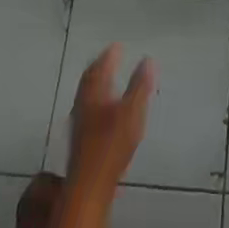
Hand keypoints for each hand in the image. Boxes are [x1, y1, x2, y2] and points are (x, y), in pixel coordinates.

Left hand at [67, 44, 155, 190]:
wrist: (90, 182)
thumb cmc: (112, 145)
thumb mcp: (133, 112)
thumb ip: (141, 86)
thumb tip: (149, 61)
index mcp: (94, 93)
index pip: (100, 67)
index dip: (109, 55)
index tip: (117, 46)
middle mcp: (83, 102)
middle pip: (89, 78)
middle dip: (100, 65)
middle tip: (109, 57)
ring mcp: (79, 120)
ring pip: (86, 92)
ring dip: (97, 81)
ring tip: (107, 77)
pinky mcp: (80, 136)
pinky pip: (87, 105)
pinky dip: (96, 97)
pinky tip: (102, 108)